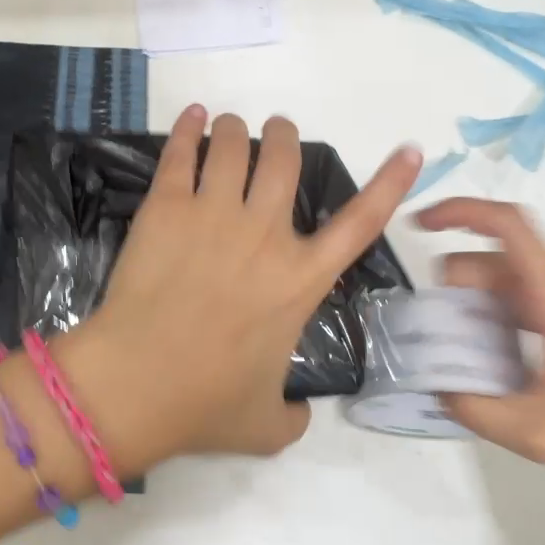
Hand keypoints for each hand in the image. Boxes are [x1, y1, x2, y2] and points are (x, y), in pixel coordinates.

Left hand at [64, 105, 421, 474]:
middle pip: (286, 161)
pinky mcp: (166, 208)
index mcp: (301, 281)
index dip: (391, 183)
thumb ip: (293, 416)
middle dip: (284, 137)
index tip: (407, 149)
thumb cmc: (206, 403)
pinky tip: (192, 118)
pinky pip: (181, 154)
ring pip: (234, 147)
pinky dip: (189, 130)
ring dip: (237, 130)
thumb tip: (299, 413)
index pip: (361, 222)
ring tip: (231, 126)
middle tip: (275, 130)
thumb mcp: (267, 426)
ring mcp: (214, 215)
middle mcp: (265, 236)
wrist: (137, 380)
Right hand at [414, 198, 544, 480]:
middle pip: (487, 259)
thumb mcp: (532, 433)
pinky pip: (509, 295)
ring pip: (495, 278)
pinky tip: (484, 357)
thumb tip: (433, 383)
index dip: (459, 211)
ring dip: (466, 305)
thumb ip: (471, 409)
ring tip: (462, 355)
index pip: (508, 224)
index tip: (418, 224)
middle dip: (451, 289)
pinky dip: (485, 315)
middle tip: (440, 340)